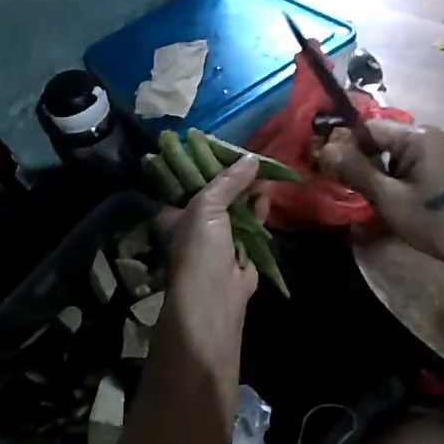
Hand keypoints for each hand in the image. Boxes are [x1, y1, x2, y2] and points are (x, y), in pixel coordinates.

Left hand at [158, 155, 262, 362]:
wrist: (214, 298)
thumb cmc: (200, 249)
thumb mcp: (207, 206)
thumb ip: (228, 181)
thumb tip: (252, 158)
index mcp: (176, 212)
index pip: (189, 180)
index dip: (206, 163)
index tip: (224, 145)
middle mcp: (195, 222)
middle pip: (217, 192)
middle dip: (234, 176)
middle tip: (252, 156)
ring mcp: (219, 236)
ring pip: (236, 206)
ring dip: (250, 191)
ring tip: (266, 170)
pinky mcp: (240, 248)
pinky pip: (251, 223)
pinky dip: (259, 210)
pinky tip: (267, 193)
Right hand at [318, 120, 443, 268]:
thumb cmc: (434, 221)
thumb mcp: (389, 198)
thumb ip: (356, 171)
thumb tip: (324, 149)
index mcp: (416, 136)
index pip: (368, 128)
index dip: (346, 146)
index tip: (329, 170)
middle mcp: (428, 135)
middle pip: (380, 138)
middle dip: (361, 160)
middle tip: (344, 187)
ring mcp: (438, 150)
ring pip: (392, 153)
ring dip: (377, 171)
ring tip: (366, 197)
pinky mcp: (442, 166)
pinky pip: (408, 163)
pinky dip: (393, 177)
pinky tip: (389, 199)